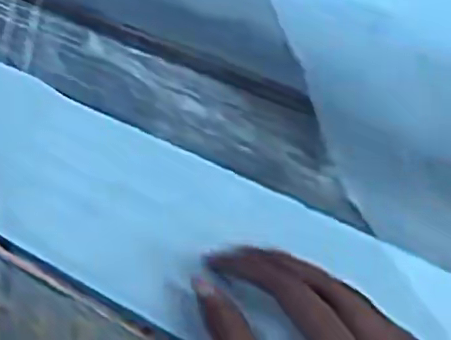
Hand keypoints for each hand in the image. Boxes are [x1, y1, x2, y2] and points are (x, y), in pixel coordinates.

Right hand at [196, 248, 412, 339]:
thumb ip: (232, 333)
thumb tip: (203, 285)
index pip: (289, 288)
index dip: (246, 267)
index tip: (214, 260)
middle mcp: (375, 339)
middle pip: (327, 287)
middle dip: (276, 262)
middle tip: (239, 253)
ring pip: (360, 301)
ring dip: (311, 277)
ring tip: (277, 269)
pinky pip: (382, 320)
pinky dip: (345, 300)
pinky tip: (326, 299)